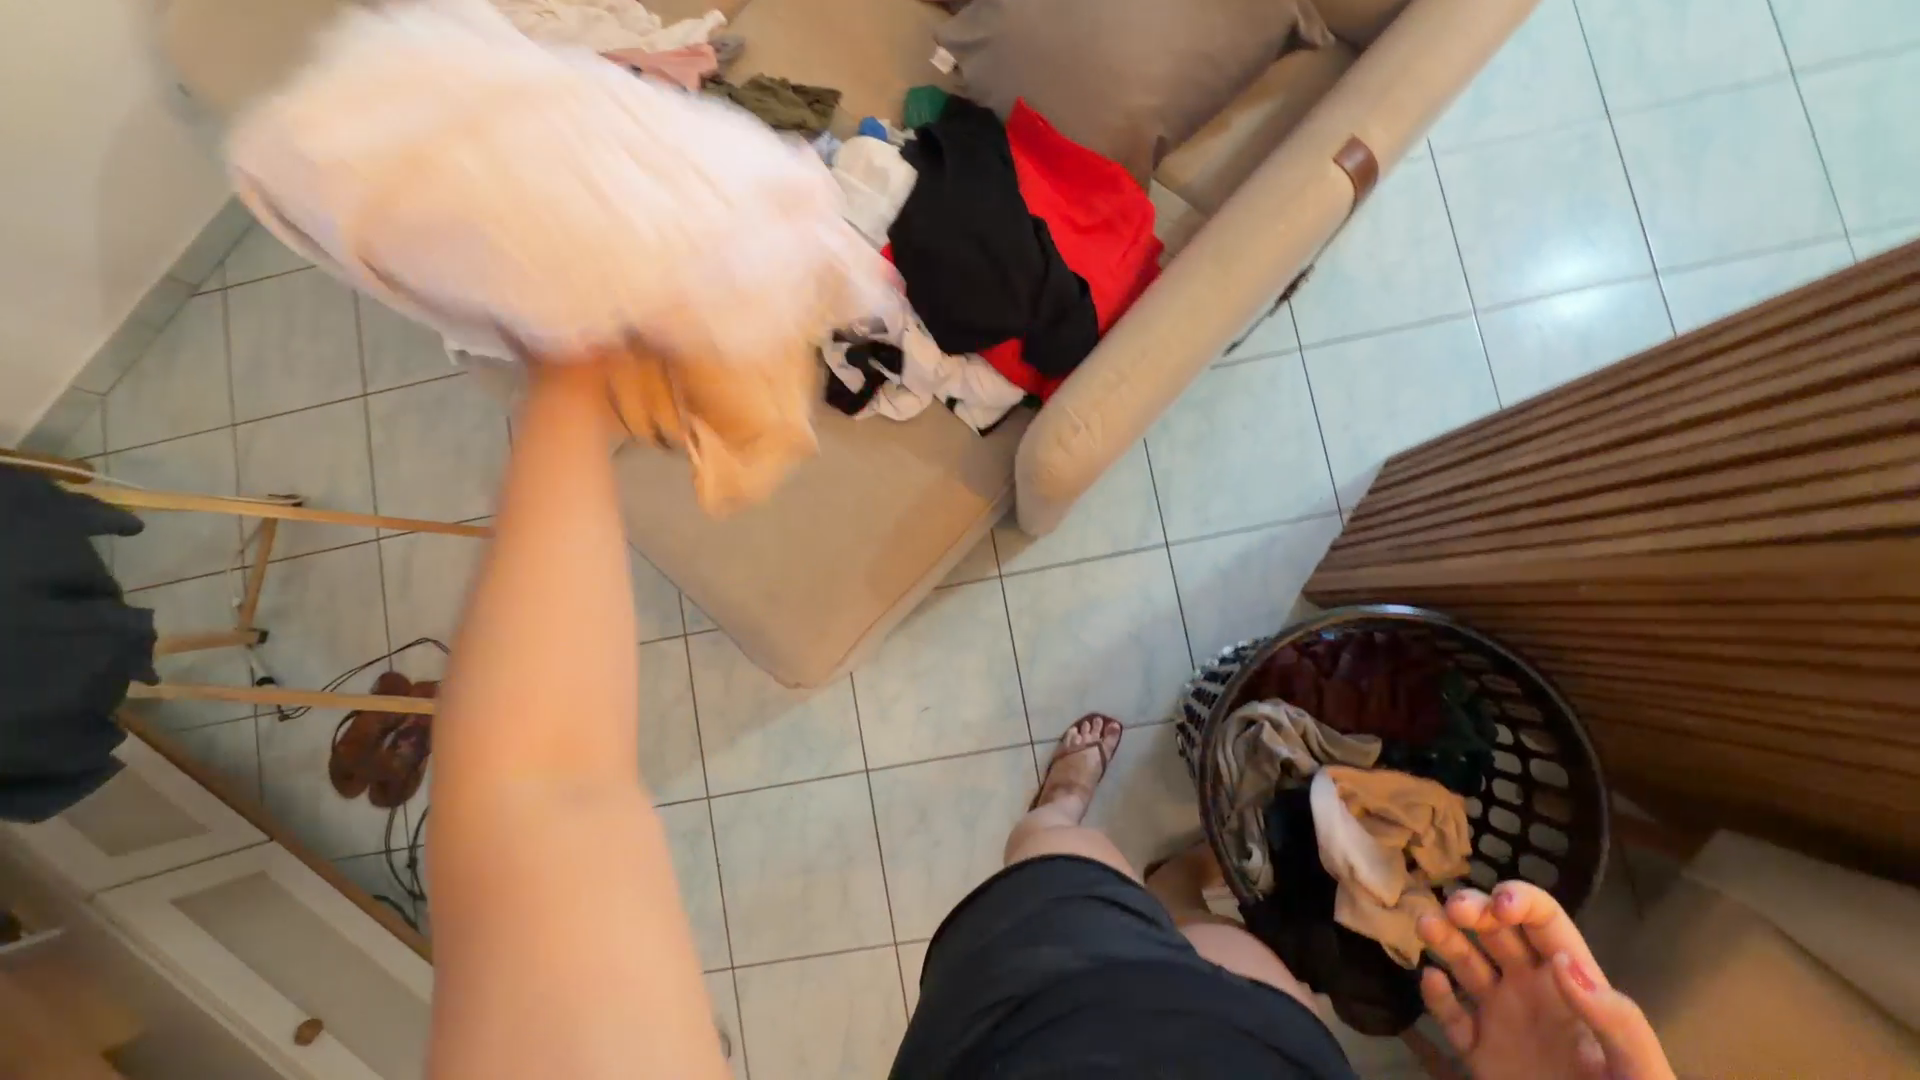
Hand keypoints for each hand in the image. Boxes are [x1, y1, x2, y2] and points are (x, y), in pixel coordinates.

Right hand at [1416, 882, 1673, 1079]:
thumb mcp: (1641, 1071)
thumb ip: (1617, 1020)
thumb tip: (1562, 962)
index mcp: (1572, 985)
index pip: (1543, 923)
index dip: (1519, 901)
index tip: (1497, 906)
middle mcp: (1531, 990)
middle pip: (1494, 931)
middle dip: (1472, 908)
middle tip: (1452, 909)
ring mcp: (1501, 1019)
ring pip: (1464, 963)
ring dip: (1443, 937)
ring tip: (1425, 924)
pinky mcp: (1477, 1051)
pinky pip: (1449, 1016)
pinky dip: (1435, 995)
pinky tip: (1431, 980)